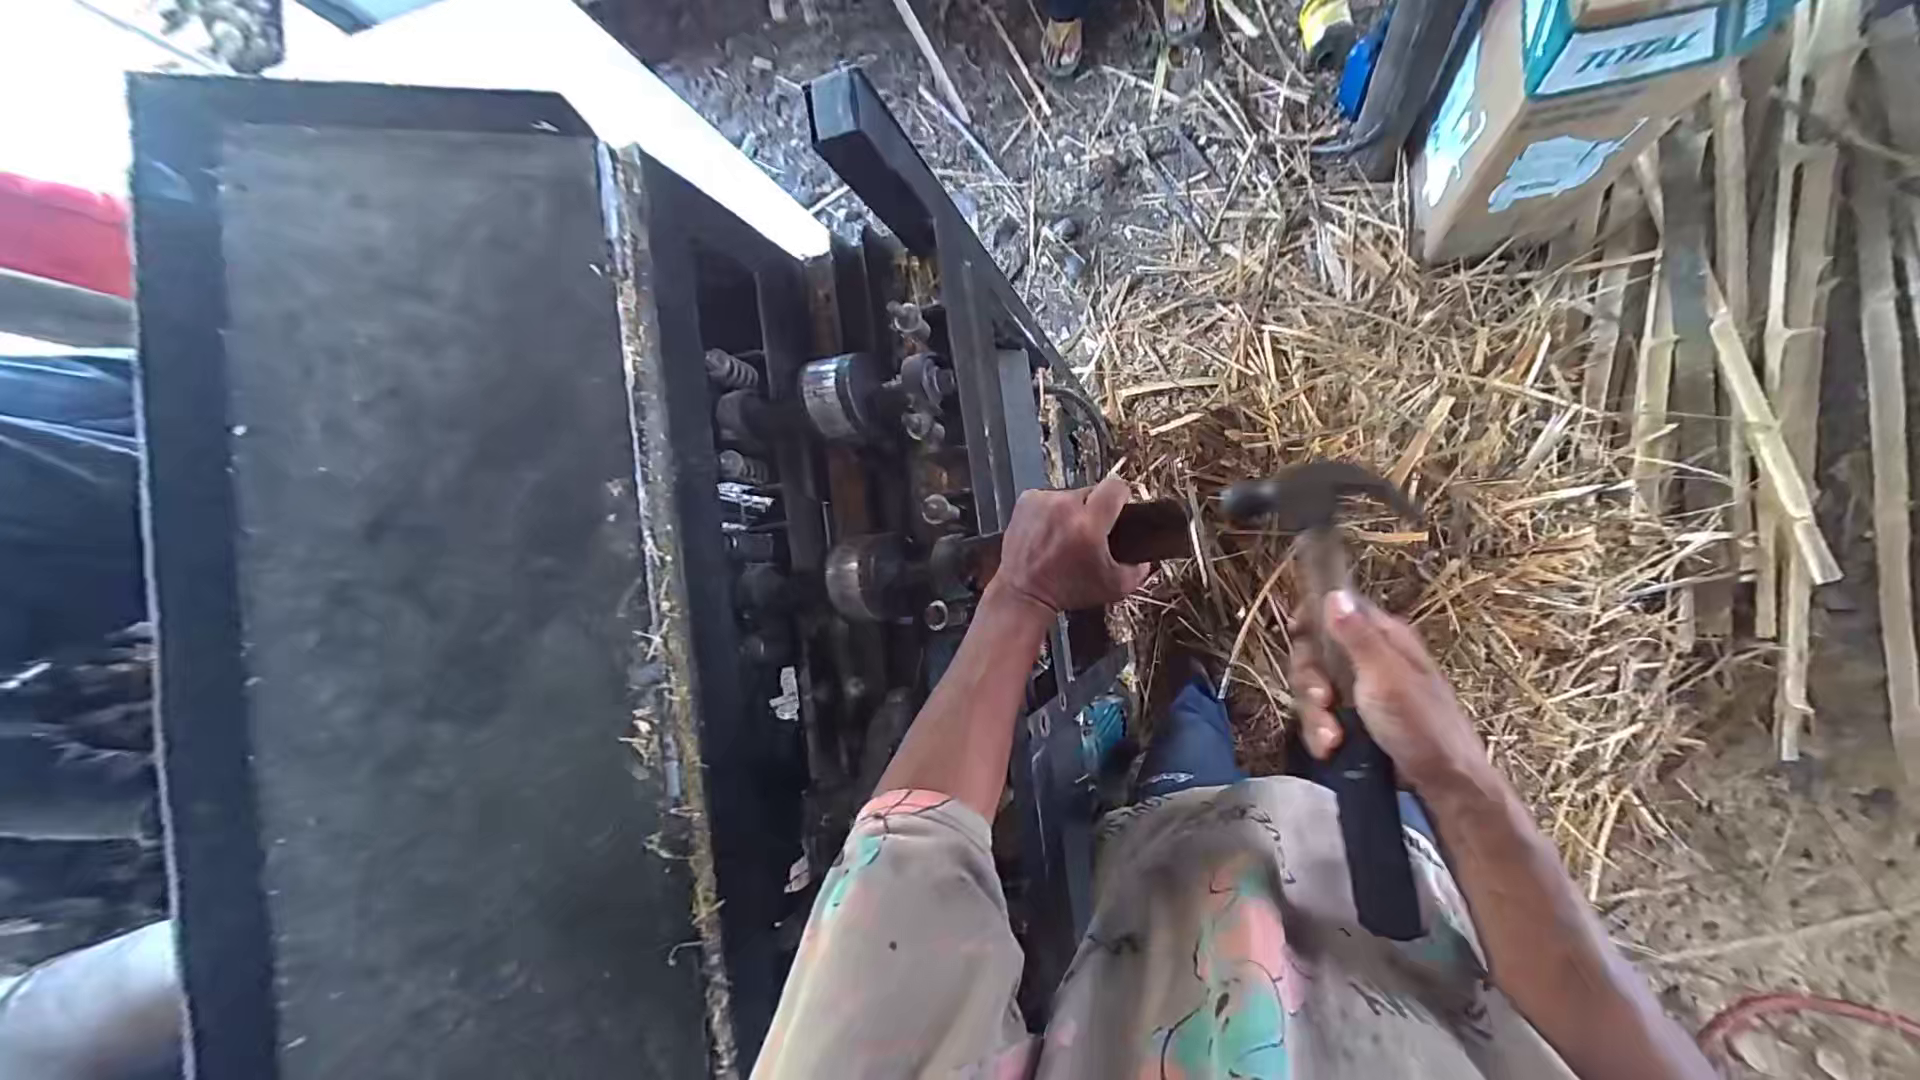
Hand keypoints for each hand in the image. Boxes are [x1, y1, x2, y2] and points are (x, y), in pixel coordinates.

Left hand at [989, 475, 1151, 616]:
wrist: (1024, 593)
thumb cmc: (1065, 591)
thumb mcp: (1114, 587)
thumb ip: (1139, 569)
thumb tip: (1146, 556)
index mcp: (1088, 524)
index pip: (1116, 486)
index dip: (1122, 497)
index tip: (1119, 508)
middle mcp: (1064, 507)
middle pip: (1093, 491)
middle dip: (1095, 509)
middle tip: (1090, 533)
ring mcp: (1042, 501)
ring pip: (1070, 495)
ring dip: (1072, 510)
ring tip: (1067, 535)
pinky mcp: (1026, 500)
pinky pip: (1049, 498)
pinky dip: (1051, 511)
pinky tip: (1049, 531)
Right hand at [1288, 590, 1489, 795]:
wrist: (1446, 785)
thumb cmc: (1424, 727)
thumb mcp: (1386, 677)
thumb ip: (1357, 636)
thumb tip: (1335, 594)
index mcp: (1384, 636)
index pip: (1334, 609)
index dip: (1309, 622)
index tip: (1298, 639)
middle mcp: (1369, 656)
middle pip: (1313, 651)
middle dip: (1309, 681)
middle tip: (1323, 699)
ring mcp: (1360, 687)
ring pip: (1312, 686)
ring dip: (1315, 713)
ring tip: (1332, 737)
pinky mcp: (1353, 715)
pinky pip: (1319, 713)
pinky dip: (1320, 730)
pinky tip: (1332, 746)